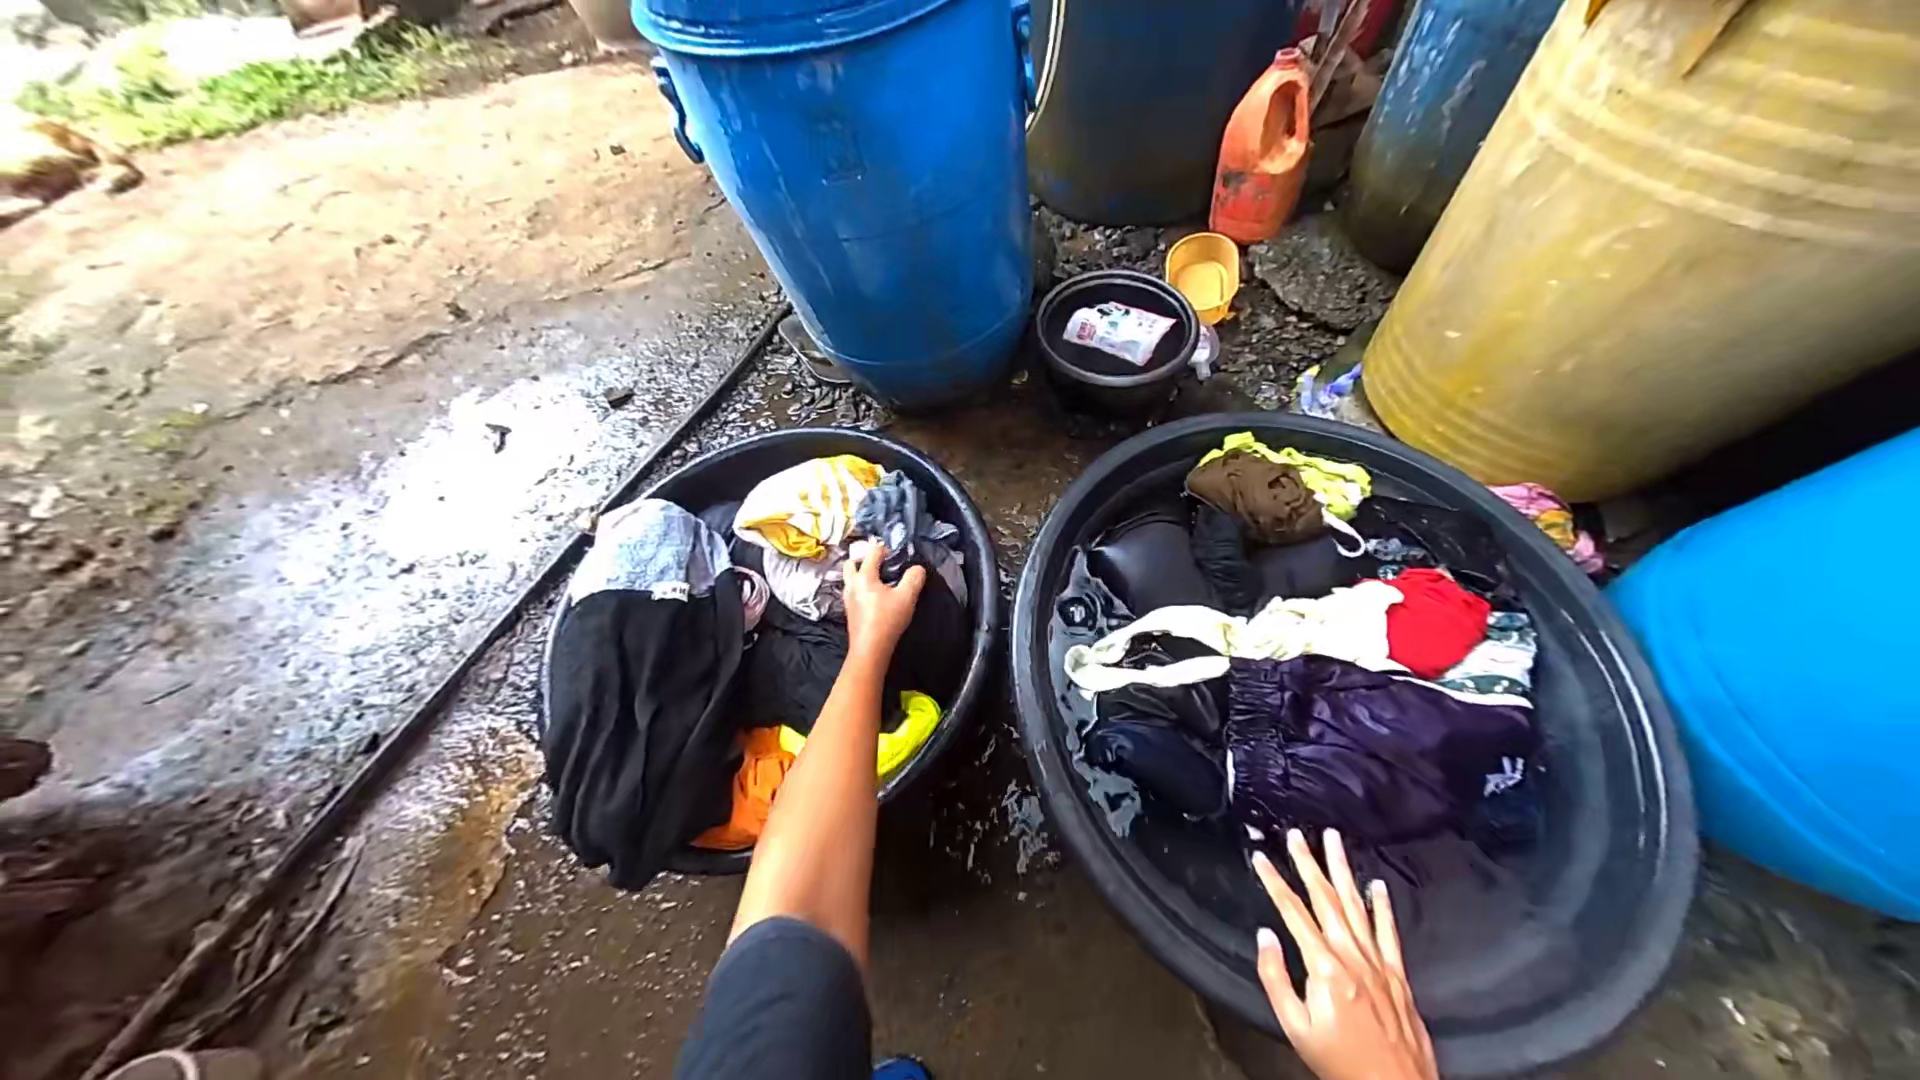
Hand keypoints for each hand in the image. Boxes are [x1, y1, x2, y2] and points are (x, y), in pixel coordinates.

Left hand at [842, 545, 923, 662]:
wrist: (870, 649)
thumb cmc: (887, 620)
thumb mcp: (907, 597)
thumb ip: (914, 578)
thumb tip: (917, 568)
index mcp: (865, 576)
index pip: (872, 552)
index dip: (884, 549)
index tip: (894, 554)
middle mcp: (852, 584)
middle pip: (851, 563)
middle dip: (863, 559)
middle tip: (879, 563)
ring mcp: (848, 599)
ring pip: (849, 578)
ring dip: (859, 574)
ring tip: (877, 580)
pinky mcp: (849, 611)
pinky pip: (852, 591)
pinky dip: (860, 588)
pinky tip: (872, 597)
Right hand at [1253, 829, 1436, 1079]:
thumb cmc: (1340, 1064)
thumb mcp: (1295, 1028)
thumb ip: (1275, 979)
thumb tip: (1265, 936)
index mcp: (1325, 968)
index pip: (1293, 913)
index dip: (1274, 882)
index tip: (1260, 858)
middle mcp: (1353, 958)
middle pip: (1326, 899)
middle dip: (1308, 864)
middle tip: (1297, 835)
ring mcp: (1379, 965)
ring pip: (1356, 906)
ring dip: (1342, 870)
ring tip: (1334, 841)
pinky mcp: (1398, 977)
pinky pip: (1389, 933)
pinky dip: (1383, 907)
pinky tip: (1377, 885)